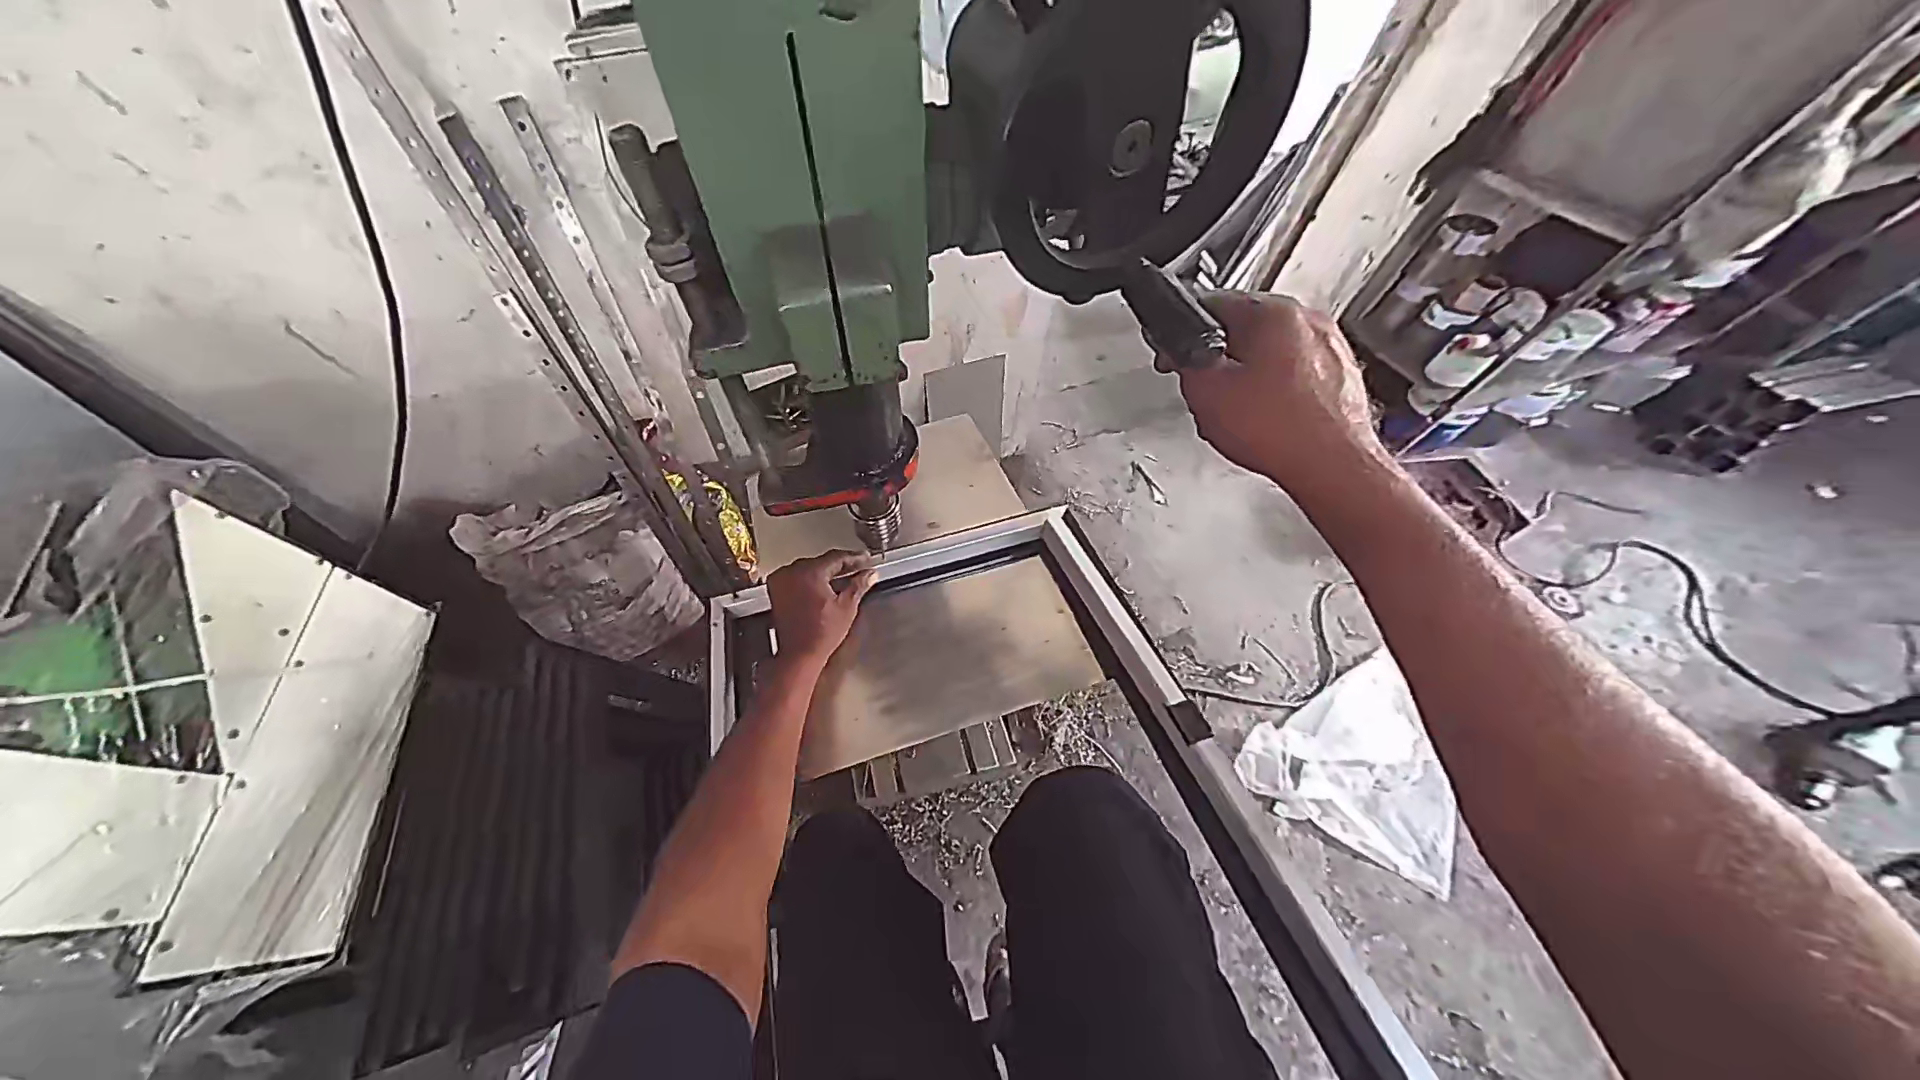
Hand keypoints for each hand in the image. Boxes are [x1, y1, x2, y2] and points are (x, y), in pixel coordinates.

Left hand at [767, 550, 878, 667]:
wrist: (800, 654)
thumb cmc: (819, 634)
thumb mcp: (847, 606)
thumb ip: (859, 585)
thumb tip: (869, 574)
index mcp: (809, 572)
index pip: (836, 557)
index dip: (854, 558)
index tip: (864, 559)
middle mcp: (792, 573)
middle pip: (821, 562)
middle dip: (841, 565)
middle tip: (858, 568)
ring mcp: (781, 582)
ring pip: (809, 569)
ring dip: (826, 573)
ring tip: (844, 578)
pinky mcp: (777, 592)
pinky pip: (797, 578)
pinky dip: (811, 581)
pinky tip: (825, 587)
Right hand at [1170, 291, 1391, 499]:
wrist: (1331, 465)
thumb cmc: (1279, 430)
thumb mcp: (1204, 392)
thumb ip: (1185, 360)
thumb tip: (1182, 351)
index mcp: (1273, 312)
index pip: (1213, 304)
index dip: (1183, 332)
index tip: (1174, 356)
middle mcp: (1308, 321)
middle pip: (1245, 329)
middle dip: (1221, 358)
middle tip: (1206, 390)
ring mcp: (1330, 348)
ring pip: (1272, 353)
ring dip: (1250, 377)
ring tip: (1238, 412)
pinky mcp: (1342, 377)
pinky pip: (1296, 376)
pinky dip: (1277, 393)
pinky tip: (1266, 420)